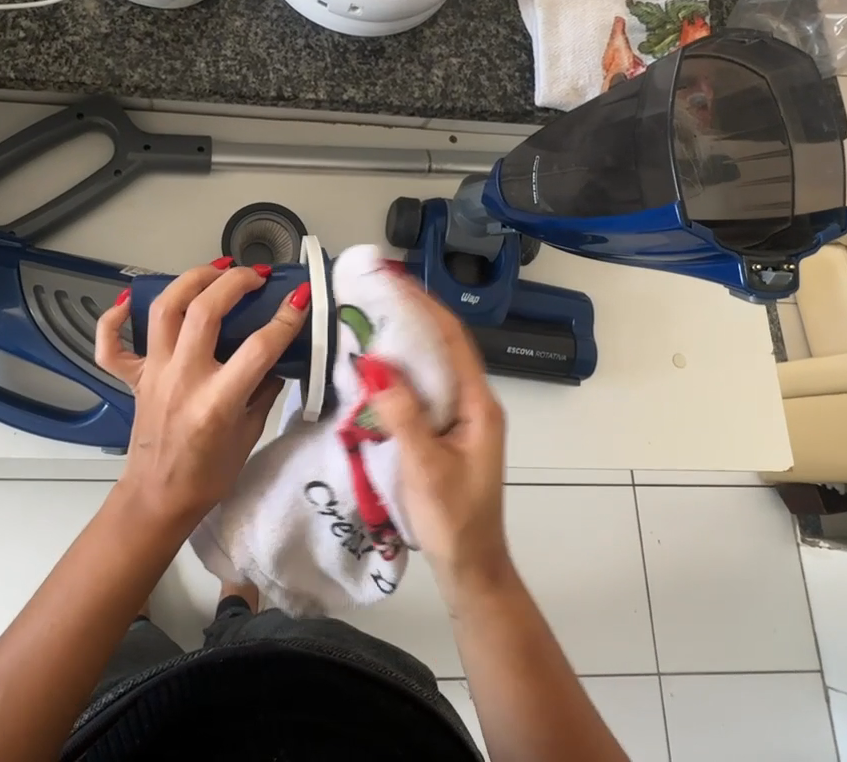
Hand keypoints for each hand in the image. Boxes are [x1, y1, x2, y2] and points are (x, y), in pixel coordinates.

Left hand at [94, 258, 309, 534]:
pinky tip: (127, 299)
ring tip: (214, 269)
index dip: (286, 319)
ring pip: (164, 309)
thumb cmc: (208, 475)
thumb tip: (275, 357)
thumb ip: (263, 391)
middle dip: (234, 282)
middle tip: (255, 276)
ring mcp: (154, 374)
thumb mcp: (249, 435)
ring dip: (189, 280)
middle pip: (205, 311)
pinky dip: (113, 318)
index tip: (300, 298)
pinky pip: (111, 344)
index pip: (259, 348)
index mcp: (217, 402)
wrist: (158, 498)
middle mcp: (183, 379)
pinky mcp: (133, 379)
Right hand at [363, 274, 514, 601]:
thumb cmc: (453, 520)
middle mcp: (472, 403)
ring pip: (431, 367)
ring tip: (369, 317)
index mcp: (477, 405)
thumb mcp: (425, 467)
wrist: (470, 565)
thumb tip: (374, 364)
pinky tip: (374, 369)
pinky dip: (399, 372)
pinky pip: (422, 390)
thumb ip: (402, 415)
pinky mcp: (444, 431)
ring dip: (403, 342)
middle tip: (374, 293)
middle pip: (442, 346)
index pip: (452, 340)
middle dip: (410, 316)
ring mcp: (460, 417)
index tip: (394, 280)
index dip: (424, 306)